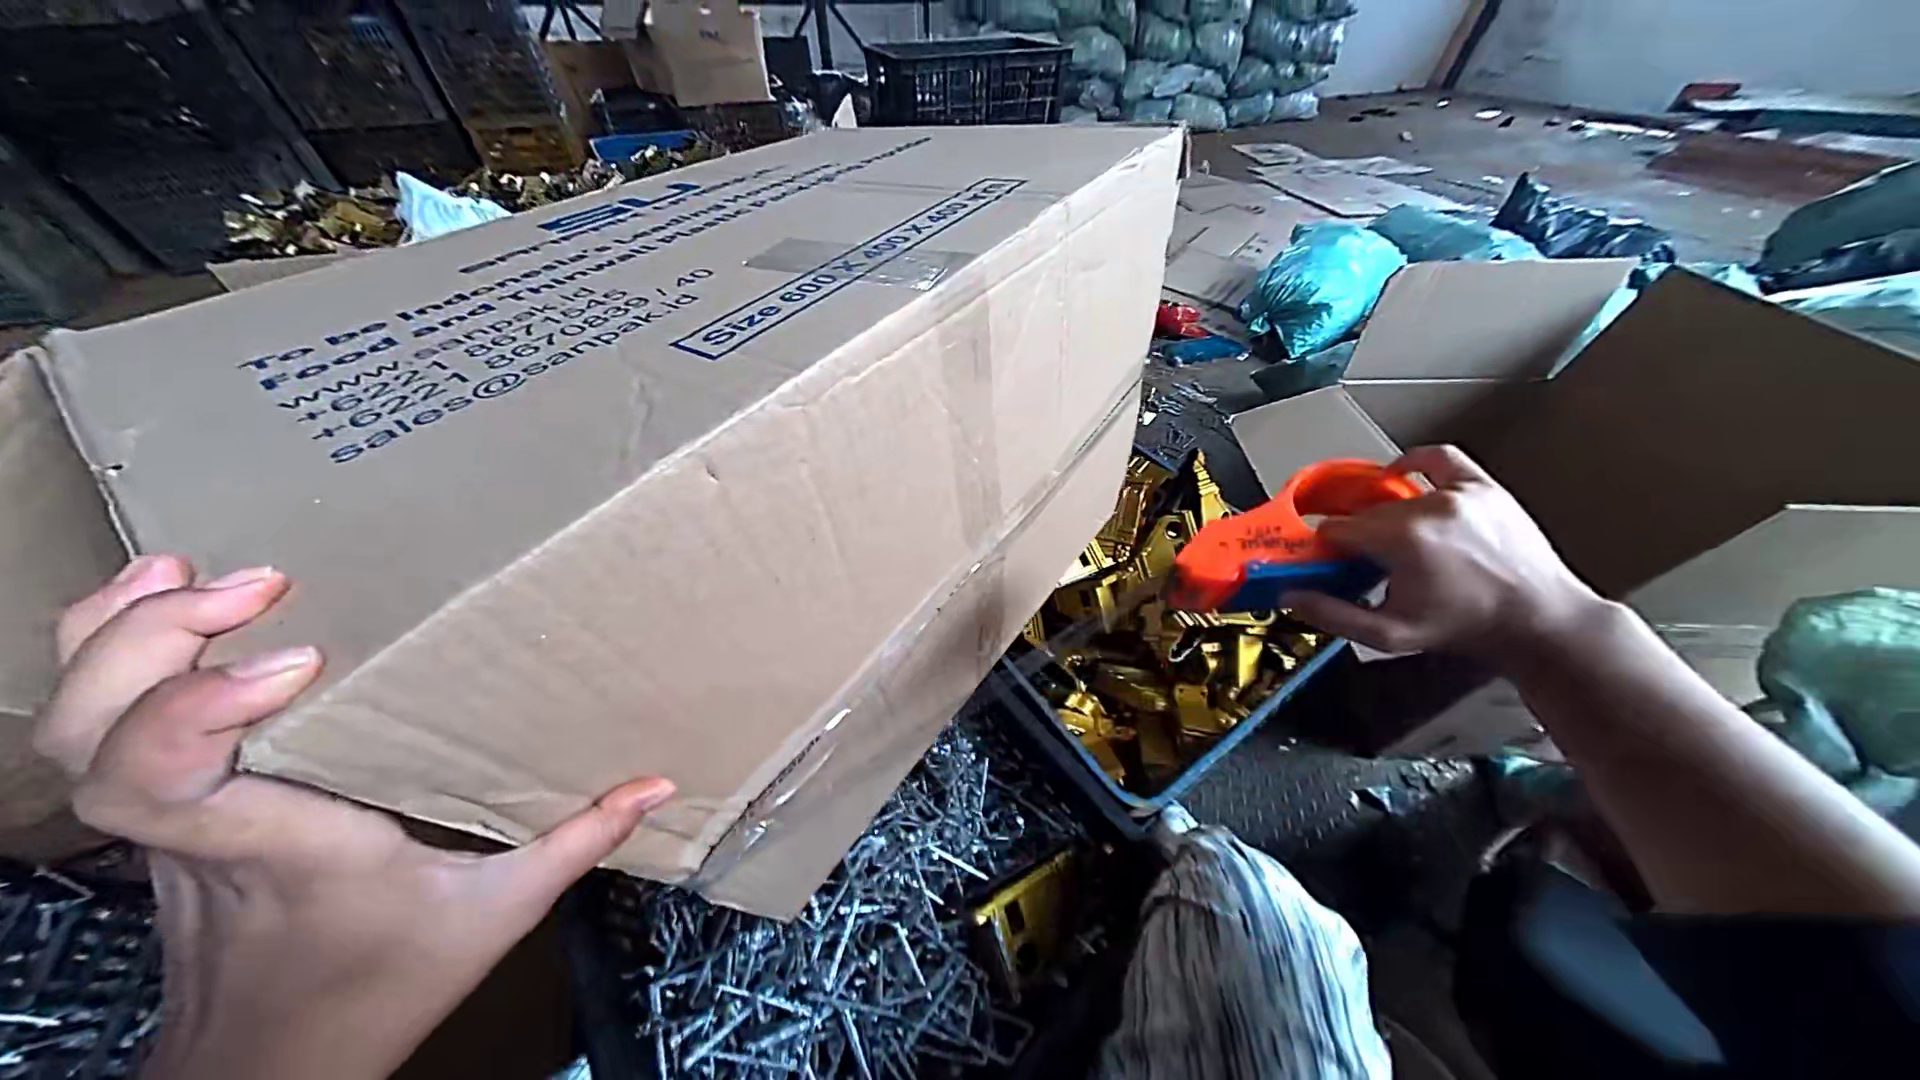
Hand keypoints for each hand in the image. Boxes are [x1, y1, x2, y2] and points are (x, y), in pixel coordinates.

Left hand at [35, 556, 674, 1079]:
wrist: (272, 1069)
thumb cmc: (388, 983)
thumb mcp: (502, 910)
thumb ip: (580, 841)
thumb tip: (658, 786)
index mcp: (289, 851)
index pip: (175, 789)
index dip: (199, 713)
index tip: (301, 658)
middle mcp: (207, 836)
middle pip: (99, 745)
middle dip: (152, 649)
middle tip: (256, 584)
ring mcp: (174, 830)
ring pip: (71, 738)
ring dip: (114, 641)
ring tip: (183, 569)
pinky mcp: (175, 821)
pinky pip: (101, 740)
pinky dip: (111, 664)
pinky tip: (155, 611)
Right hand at [1280, 446, 1605, 659]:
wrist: (1540, 620)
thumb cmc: (1464, 627)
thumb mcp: (1390, 635)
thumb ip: (1333, 615)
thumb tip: (1290, 595)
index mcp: (1402, 540)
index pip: (1336, 529)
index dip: (1328, 548)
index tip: (1335, 564)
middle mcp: (1427, 508)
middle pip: (1363, 513)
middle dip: (1357, 536)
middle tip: (1368, 562)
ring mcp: (1458, 494)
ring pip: (1393, 496)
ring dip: (1383, 515)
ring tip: (1393, 538)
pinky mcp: (1482, 488)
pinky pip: (1438, 458)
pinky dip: (1413, 463)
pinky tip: (1400, 474)